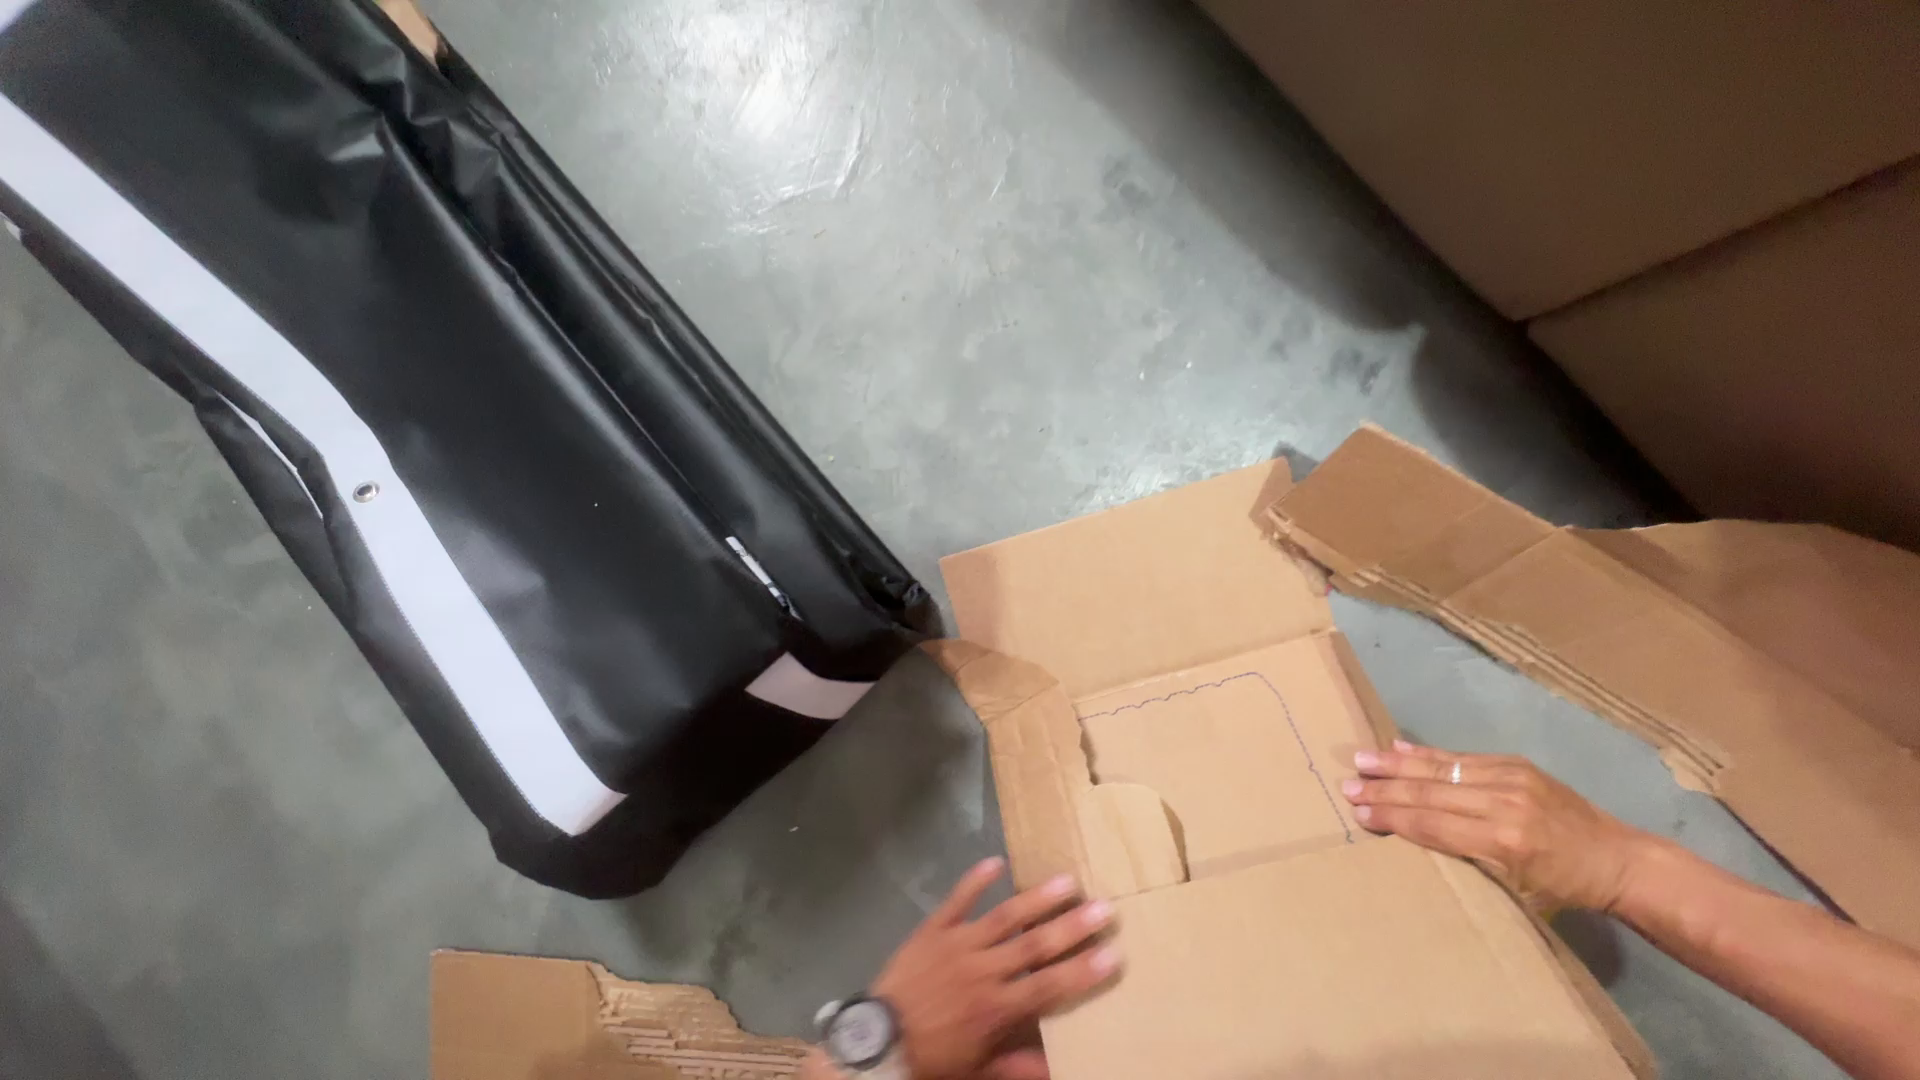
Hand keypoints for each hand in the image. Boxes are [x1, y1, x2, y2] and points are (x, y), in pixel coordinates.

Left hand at [871, 856, 1119, 1079]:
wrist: (877, 1042)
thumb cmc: (931, 1057)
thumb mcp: (976, 1072)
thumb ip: (1016, 1065)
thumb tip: (1057, 1067)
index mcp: (996, 1008)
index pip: (1048, 987)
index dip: (1082, 972)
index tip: (1112, 954)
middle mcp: (983, 971)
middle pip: (1033, 945)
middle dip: (1071, 928)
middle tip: (1103, 908)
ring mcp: (958, 944)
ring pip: (1004, 917)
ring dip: (1036, 898)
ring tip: (1067, 880)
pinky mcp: (933, 929)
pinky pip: (956, 900)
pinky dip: (975, 880)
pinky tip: (996, 861)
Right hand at [1341, 740, 1654, 911]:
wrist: (1622, 861)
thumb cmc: (1565, 887)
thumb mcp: (1515, 887)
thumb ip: (1467, 857)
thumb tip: (1414, 833)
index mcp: (1504, 842)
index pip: (1432, 824)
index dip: (1392, 817)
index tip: (1358, 812)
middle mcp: (1503, 804)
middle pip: (1430, 793)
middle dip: (1384, 789)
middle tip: (1347, 785)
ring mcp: (1511, 778)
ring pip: (1440, 769)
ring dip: (1396, 765)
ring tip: (1362, 760)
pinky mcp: (1516, 764)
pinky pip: (1461, 758)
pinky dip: (1427, 754)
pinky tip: (1399, 749)